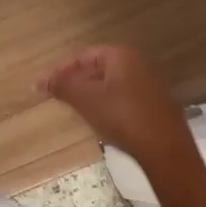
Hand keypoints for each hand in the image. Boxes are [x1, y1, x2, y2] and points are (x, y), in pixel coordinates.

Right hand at [38, 46, 190, 166]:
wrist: (166, 150)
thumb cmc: (122, 117)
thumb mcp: (86, 100)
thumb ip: (62, 86)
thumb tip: (40, 80)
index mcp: (121, 56)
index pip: (84, 56)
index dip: (62, 70)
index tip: (46, 87)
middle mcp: (139, 63)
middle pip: (99, 68)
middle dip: (77, 82)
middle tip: (59, 98)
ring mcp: (151, 84)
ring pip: (112, 84)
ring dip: (93, 95)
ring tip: (77, 111)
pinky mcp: (158, 104)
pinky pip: (126, 97)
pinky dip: (110, 104)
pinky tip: (103, 121)